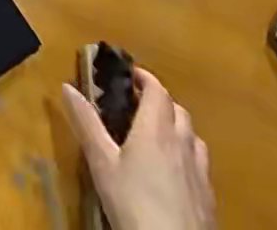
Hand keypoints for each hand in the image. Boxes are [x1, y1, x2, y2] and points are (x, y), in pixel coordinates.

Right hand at [60, 67, 215, 229]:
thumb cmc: (133, 203)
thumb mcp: (101, 163)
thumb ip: (86, 123)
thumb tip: (67, 86)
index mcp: (155, 129)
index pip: (157, 91)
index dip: (145, 78)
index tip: (131, 74)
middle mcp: (182, 144)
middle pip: (178, 110)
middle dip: (160, 100)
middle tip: (139, 104)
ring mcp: (200, 172)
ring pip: (193, 136)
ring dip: (177, 126)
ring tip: (158, 134)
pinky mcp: (209, 198)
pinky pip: (200, 163)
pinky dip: (187, 154)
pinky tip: (175, 172)